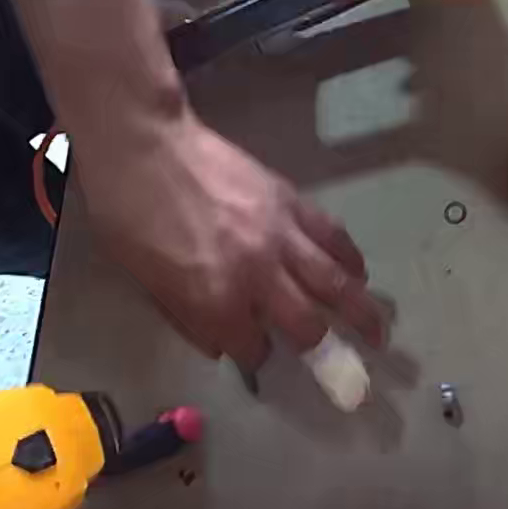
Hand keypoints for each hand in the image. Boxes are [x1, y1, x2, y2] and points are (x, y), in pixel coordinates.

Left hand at [77, 113, 386, 369]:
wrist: (145, 146)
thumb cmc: (129, 216)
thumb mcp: (143, 280)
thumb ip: (188, 319)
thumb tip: (221, 347)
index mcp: (215, 300)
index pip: (251, 347)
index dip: (255, 358)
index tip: (256, 355)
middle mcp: (258, 275)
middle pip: (307, 324)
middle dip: (322, 349)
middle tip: (338, 362)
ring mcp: (281, 236)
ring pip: (335, 283)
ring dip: (362, 312)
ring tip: (379, 331)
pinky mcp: (292, 201)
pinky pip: (333, 236)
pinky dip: (351, 259)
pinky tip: (359, 272)